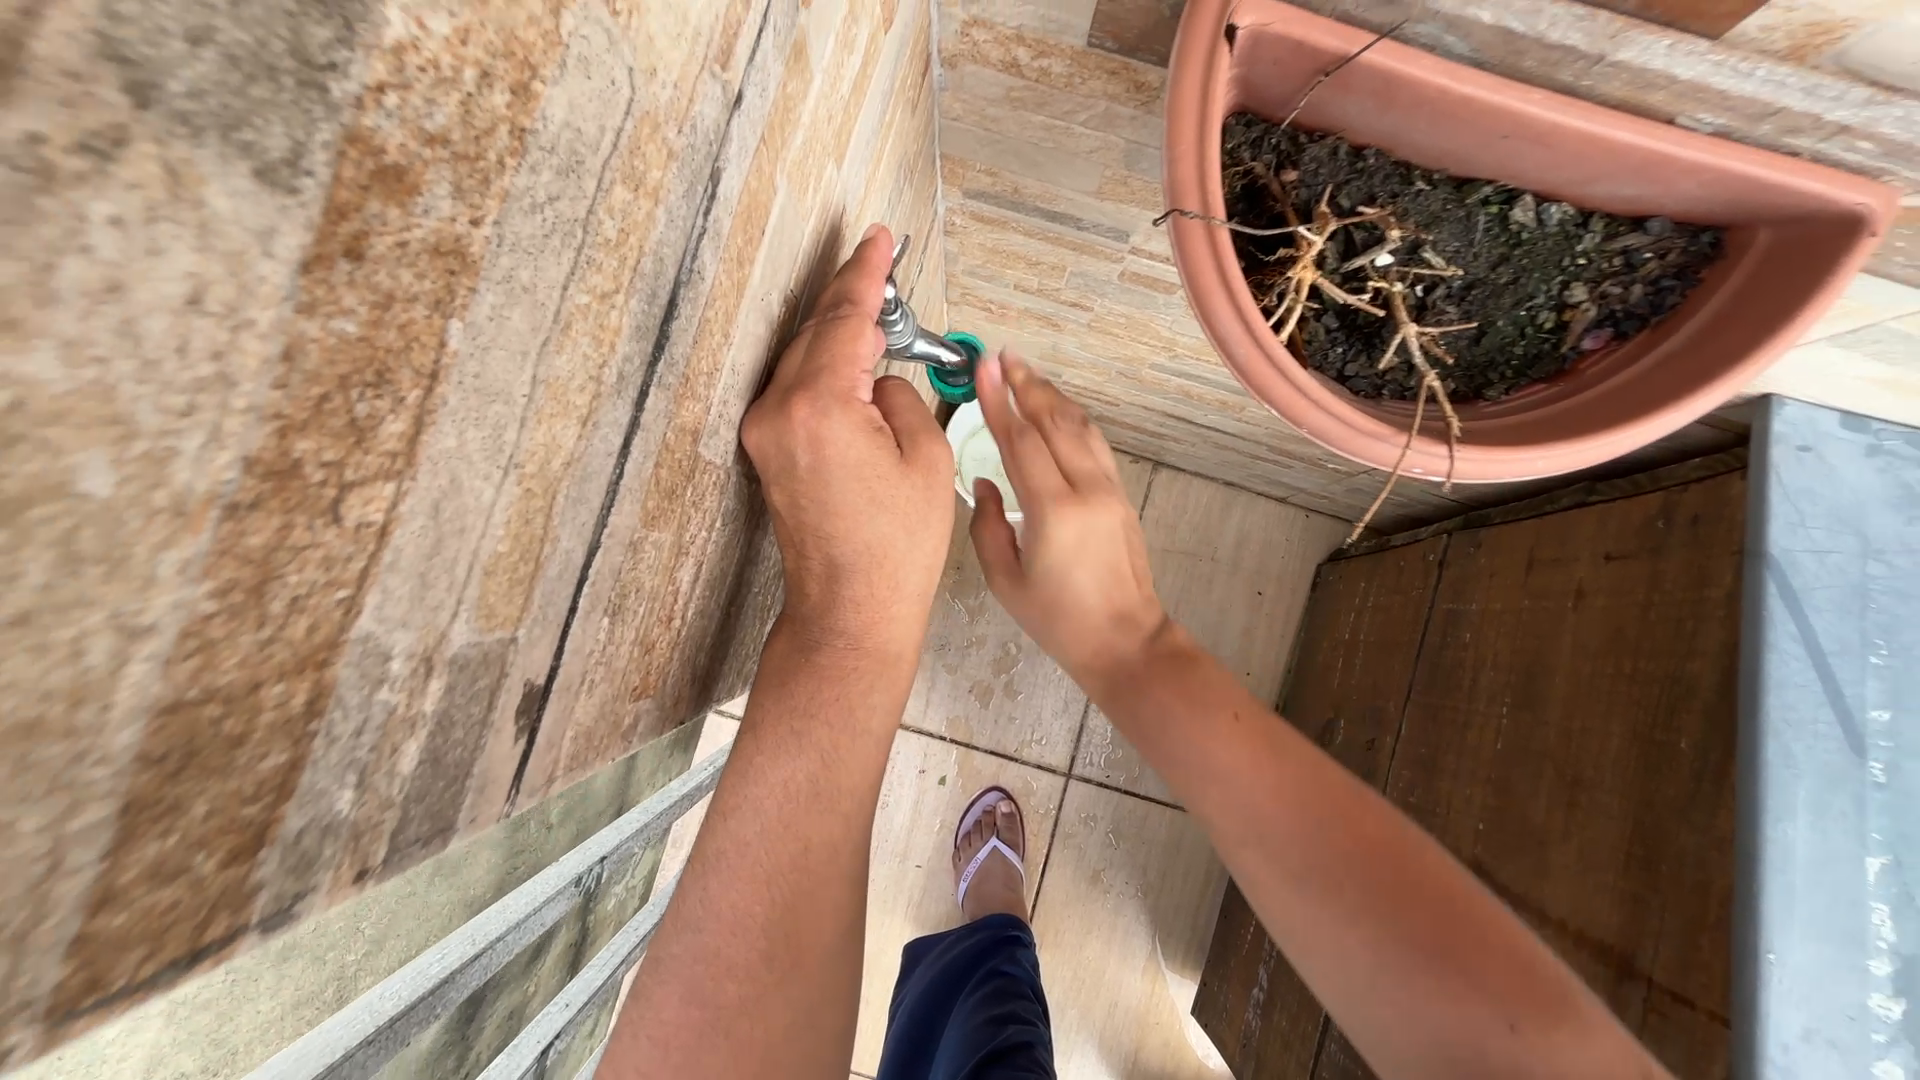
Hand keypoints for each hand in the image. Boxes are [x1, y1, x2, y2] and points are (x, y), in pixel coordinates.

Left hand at [741, 224, 954, 654]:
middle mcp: (778, 412)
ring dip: (838, 338)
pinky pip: (796, 392)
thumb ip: (898, 395)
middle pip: (815, 332)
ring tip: (877, 323)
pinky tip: (852, 368)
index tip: (877, 238)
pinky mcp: (767, 454)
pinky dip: (824, 372)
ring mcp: (765, 434)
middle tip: (886, 276)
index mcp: (820, 405)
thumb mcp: (924, 457)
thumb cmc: (896, 547)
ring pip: (802, 360)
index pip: (843, 317)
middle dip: (852, 303)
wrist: (850, 611)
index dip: (865, 273)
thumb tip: (878, 380)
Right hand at [969, 350, 1169, 688]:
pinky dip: (1072, 420)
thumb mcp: (1005, 581)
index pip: (1020, 441)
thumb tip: (986, 483)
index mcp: (1053, 511)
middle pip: (1054, 422)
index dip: (998, 401)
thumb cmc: (1057, 621)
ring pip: (1081, 427)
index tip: (985, 367)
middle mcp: (1086, 490)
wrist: (1125, 642)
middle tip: (1004, 356)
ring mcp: (1110, 490)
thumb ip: (987, 526)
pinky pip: (1094, 445)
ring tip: (1027, 375)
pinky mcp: (1122, 497)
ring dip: (1053, 396)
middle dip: (1027, 385)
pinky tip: (1058, 412)